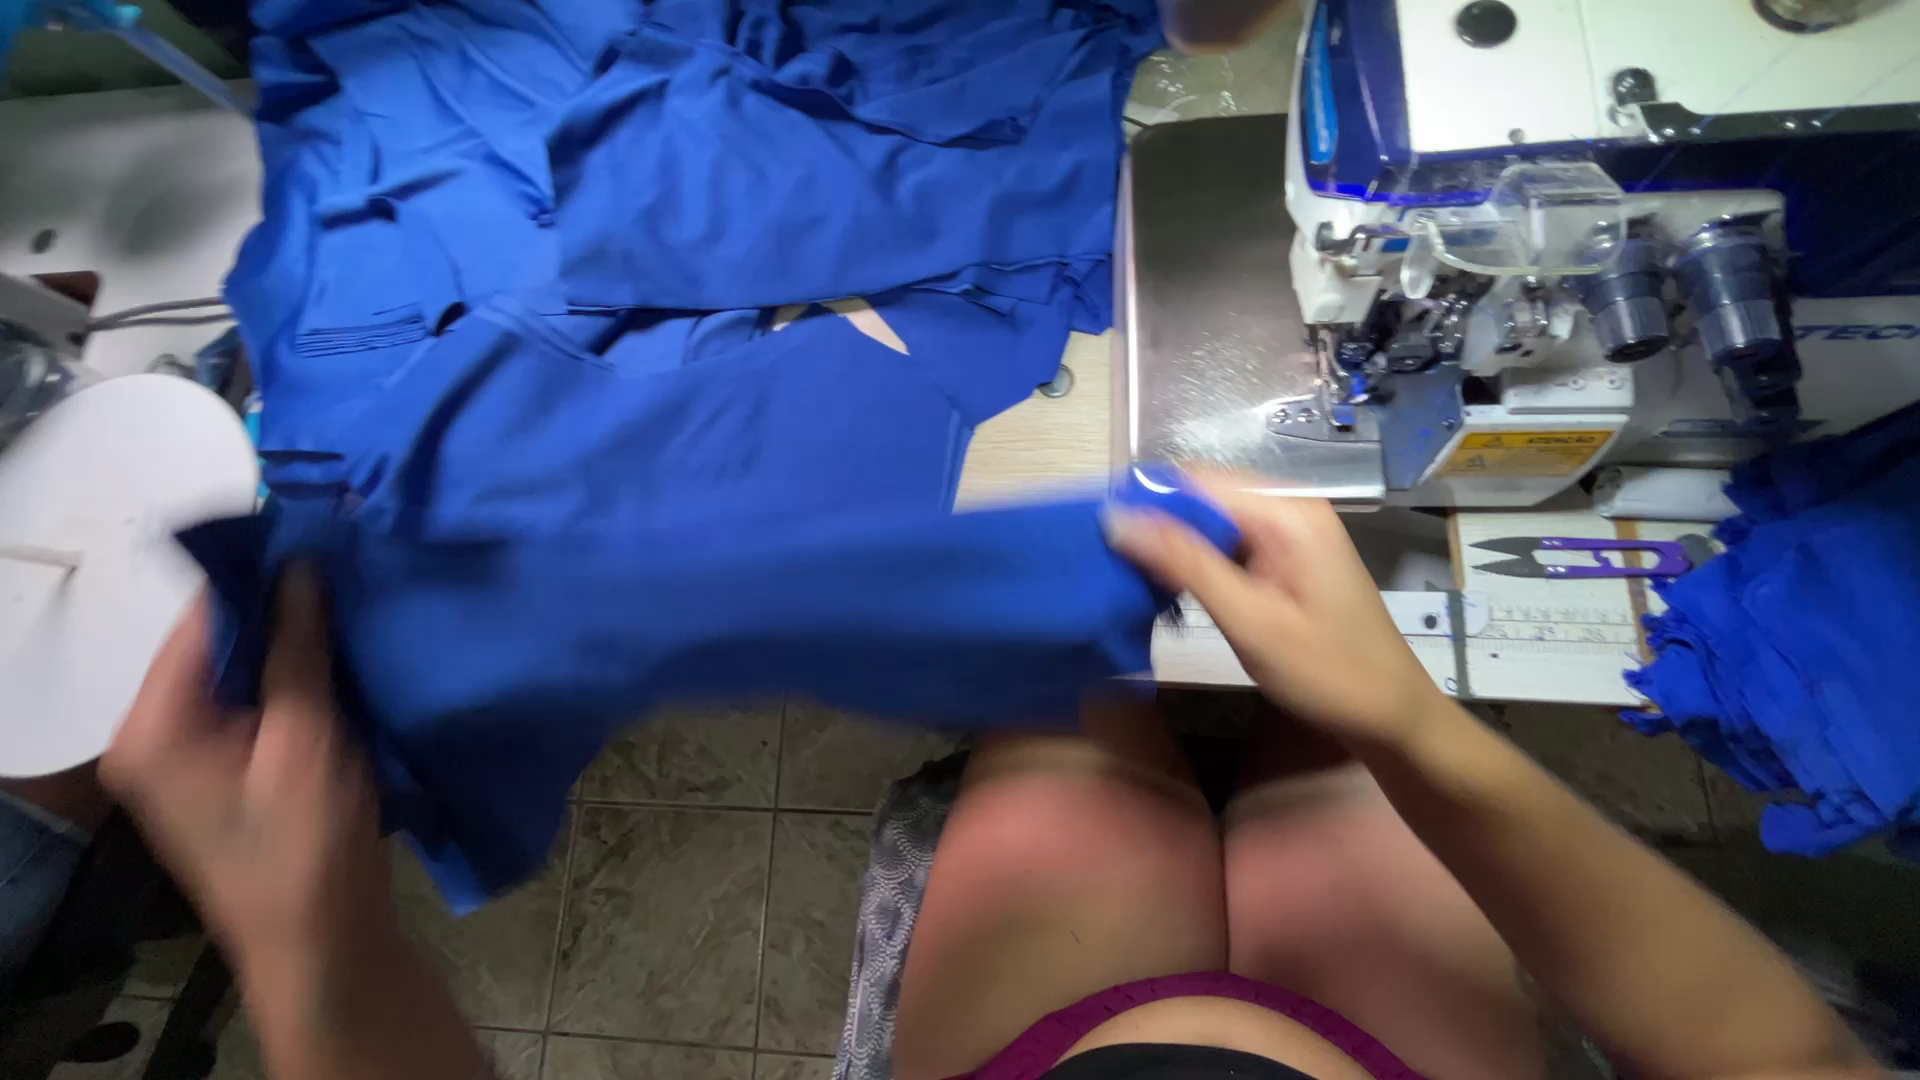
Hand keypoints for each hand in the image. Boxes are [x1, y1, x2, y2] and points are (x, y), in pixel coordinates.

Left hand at [102, 566, 395, 971]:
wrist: (320, 932)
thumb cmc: (307, 839)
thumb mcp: (308, 739)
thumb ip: (299, 654)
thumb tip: (301, 568)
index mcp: (158, 723)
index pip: (206, 620)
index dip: (264, 574)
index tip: (330, 536)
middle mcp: (164, 729)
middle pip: (228, 641)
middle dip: (292, 606)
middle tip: (363, 571)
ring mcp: (201, 748)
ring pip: (255, 667)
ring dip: (307, 640)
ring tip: (369, 605)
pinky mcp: (240, 761)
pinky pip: (272, 696)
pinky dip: (312, 673)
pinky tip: (359, 657)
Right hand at [1105, 472, 1448, 750]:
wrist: (1391, 717)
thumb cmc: (1329, 674)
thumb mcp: (1250, 620)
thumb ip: (1184, 565)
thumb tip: (1119, 520)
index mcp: (1287, 513)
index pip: (1196, 481)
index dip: (1145, 501)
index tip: (1098, 535)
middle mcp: (1287, 509)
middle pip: (1200, 496)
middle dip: (1154, 525)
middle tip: (1109, 565)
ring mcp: (1285, 533)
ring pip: (1206, 521)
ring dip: (1168, 547)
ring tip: (1129, 579)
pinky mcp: (1280, 557)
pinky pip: (1222, 544)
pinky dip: (1191, 564)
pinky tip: (1168, 591)